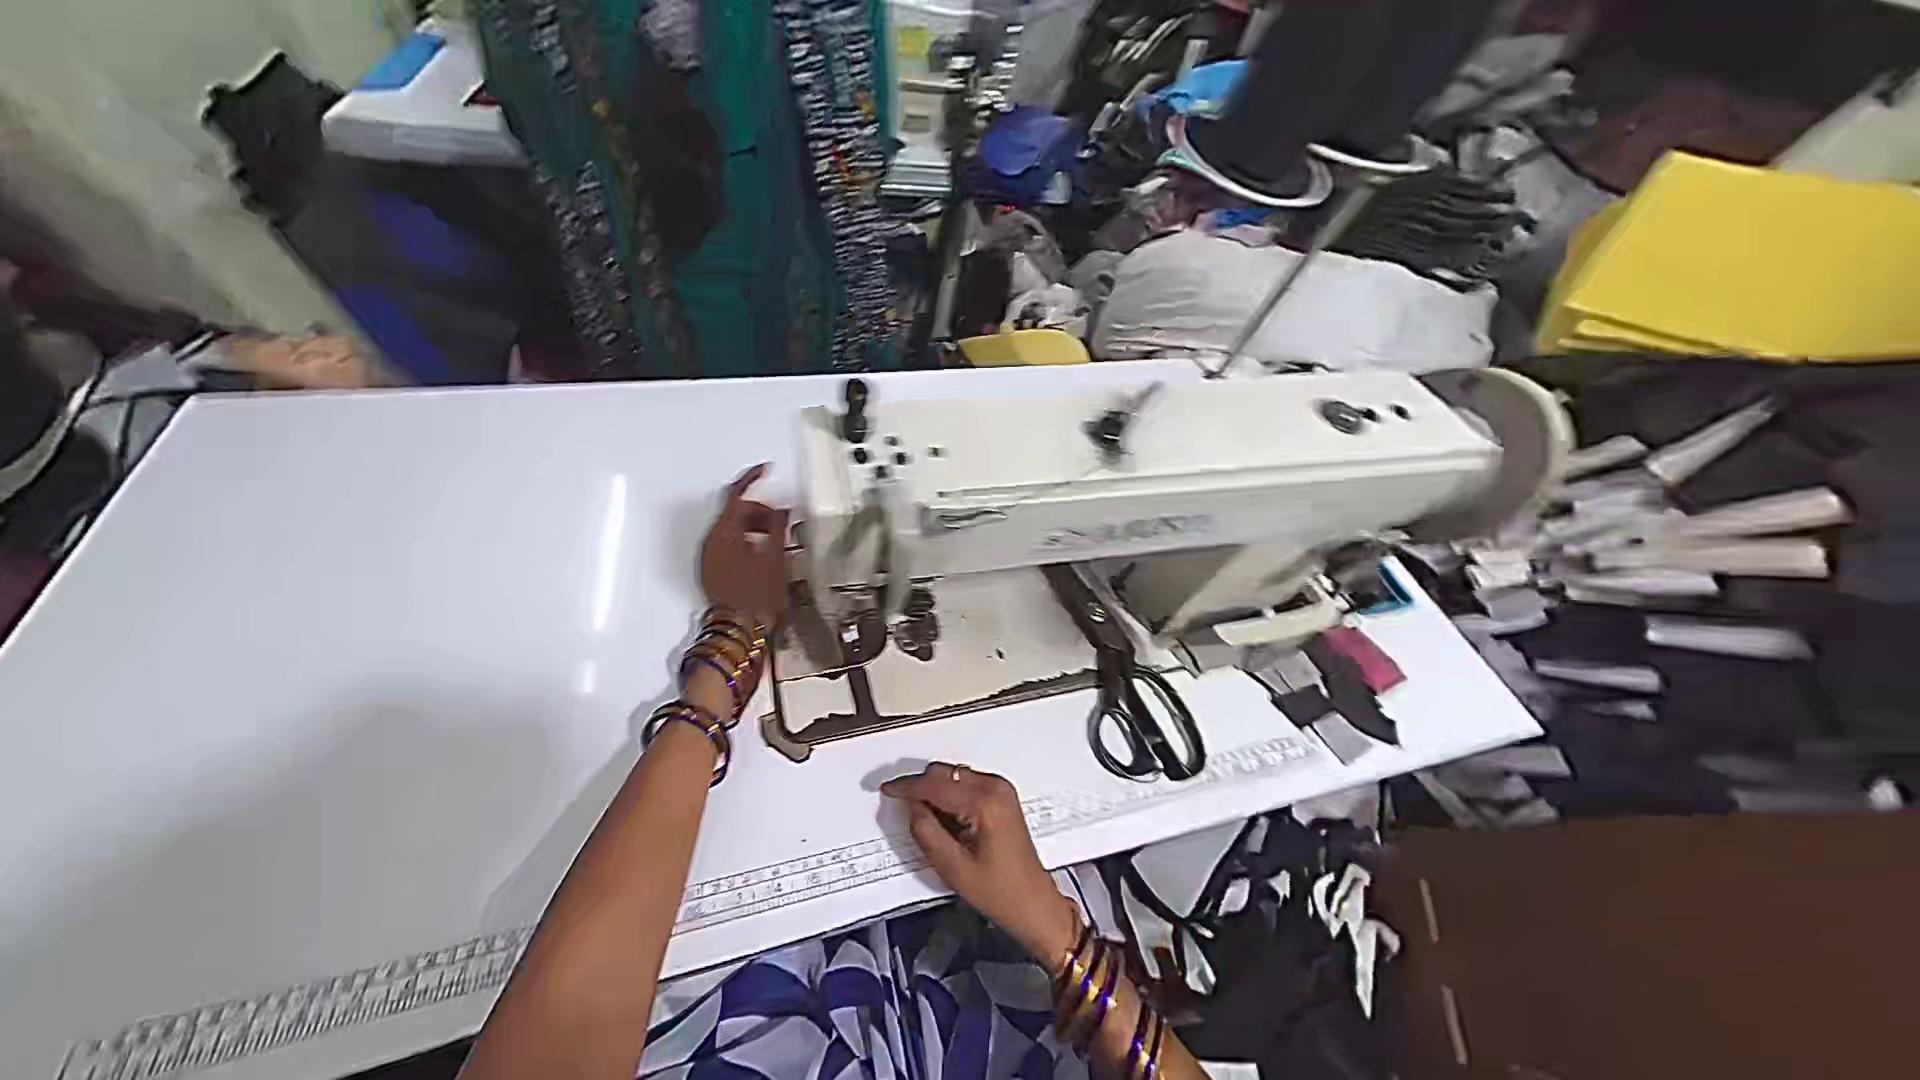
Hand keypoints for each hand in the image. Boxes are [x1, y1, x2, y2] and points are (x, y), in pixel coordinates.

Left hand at [701, 464, 790, 627]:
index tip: (765, 469)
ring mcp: (710, 557)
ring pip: (732, 529)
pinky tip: (764, 554)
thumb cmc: (757, 597)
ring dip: (755, 527)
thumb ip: (778, 526)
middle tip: (782, 518)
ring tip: (778, 539)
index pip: (737, 494)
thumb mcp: (775, 556)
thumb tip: (782, 509)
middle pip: (735, 512)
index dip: (753, 478)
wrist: (741, 629)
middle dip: (760, 510)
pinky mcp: (714, 569)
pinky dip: (747, 541)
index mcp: (725, 533)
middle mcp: (712, 542)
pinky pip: (729, 545)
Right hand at [881, 763, 1079, 968]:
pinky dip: (951, 795)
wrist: (1033, 902)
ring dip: (936, 792)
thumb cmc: (1001, 892)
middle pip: (945, 773)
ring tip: (933, 825)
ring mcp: (1001, 789)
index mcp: (985, 803)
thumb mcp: (952, 867)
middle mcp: (996, 788)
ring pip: (954, 775)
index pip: (935, 785)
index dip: (907, 787)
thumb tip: (911, 806)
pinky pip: (966, 782)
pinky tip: (949, 821)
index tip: (889, 789)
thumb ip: (925, 831)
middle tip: (906, 810)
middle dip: (921, 788)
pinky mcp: (1002, 794)